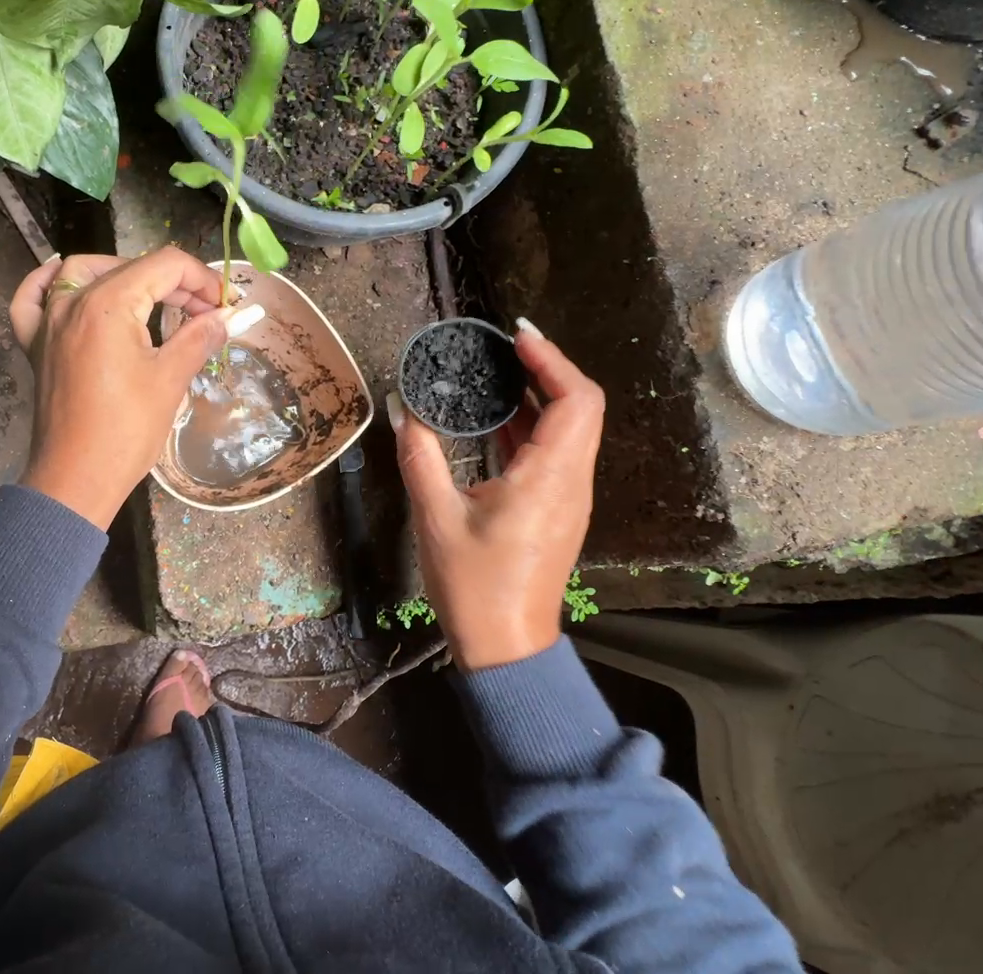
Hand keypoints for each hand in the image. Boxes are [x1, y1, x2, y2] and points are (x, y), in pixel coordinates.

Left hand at [8, 248, 230, 529]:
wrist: (76, 479)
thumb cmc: (125, 431)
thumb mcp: (170, 380)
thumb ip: (199, 337)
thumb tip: (226, 317)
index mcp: (107, 303)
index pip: (164, 266)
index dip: (202, 279)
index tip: (225, 305)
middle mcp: (71, 302)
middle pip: (128, 267)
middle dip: (173, 283)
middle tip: (204, 313)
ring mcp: (47, 323)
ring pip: (82, 273)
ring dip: (121, 274)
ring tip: (154, 297)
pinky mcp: (36, 347)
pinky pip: (34, 301)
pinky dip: (48, 285)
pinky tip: (64, 281)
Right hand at [391, 323, 604, 669]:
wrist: (505, 646)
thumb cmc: (473, 584)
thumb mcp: (436, 517)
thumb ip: (420, 457)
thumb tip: (402, 410)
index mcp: (550, 478)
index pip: (575, 401)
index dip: (552, 360)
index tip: (516, 335)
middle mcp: (571, 482)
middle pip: (579, 408)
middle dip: (545, 370)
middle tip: (502, 347)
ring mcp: (567, 498)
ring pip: (569, 431)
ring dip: (539, 396)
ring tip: (496, 372)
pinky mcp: (555, 511)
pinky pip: (553, 454)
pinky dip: (530, 426)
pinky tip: (495, 419)